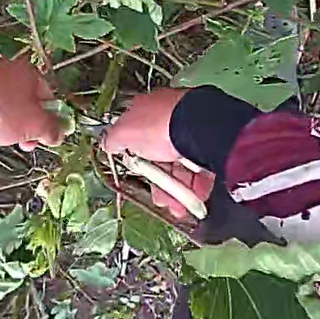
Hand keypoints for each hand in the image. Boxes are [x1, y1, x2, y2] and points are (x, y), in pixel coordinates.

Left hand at [0, 57, 65, 148]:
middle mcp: (8, 67)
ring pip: (6, 100)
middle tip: (25, 141)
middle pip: (26, 98)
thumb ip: (52, 130)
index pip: (47, 95)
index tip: (44, 135)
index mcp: (29, 71)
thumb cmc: (8, 114)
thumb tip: (58, 136)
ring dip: (10, 119)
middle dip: (28, 123)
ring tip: (5, 137)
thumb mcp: (37, 126)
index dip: (49, 118)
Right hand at [103, 88, 213, 218]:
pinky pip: (202, 170)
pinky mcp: (213, 145)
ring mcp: (194, 132)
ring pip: (182, 167)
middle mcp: (172, 119)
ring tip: (178, 207)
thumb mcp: (124, 132)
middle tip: (161, 200)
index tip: (139, 176)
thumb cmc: (161, 126)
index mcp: (149, 111)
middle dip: (160, 183)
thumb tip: (107, 143)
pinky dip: (197, 187)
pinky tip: (194, 201)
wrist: (200, 128)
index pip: (138, 138)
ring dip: (178, 190)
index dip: (138, 161)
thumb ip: (113, 138)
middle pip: (162, 158)